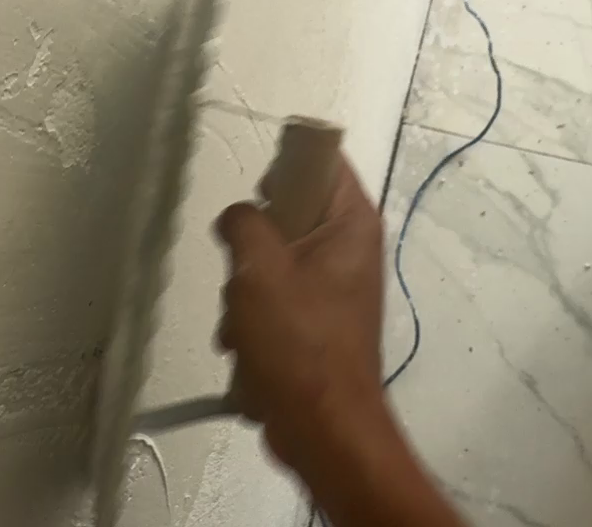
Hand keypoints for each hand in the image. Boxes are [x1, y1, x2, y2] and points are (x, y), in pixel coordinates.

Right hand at [213, 158, 388, 481]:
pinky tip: (247, 345)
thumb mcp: (259, 267)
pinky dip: (255, 319)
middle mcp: (350, 247)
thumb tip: (239, 217)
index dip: (288, 164)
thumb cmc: (299, 342)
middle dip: (255, 244)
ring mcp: (334, 287)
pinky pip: (276, 298)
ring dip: (246, 290)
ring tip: (244, 320)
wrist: (323, 432)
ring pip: (274, 259)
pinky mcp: (317, 322)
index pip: (325, 160)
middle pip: (291, 213)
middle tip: (246, 267)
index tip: (260, 192)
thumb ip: (243, 222)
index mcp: (352, 222)